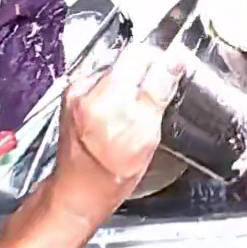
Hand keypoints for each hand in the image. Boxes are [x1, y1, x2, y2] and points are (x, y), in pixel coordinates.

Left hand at [47, 41, 184, 226]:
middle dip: (144, 73)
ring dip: (128, 81)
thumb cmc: (110, 174)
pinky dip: (113, 89)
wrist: (77, 193)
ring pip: (115, 67)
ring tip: (131, 110)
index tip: (167, 76)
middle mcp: (87, 89)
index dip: (160, 63)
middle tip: (149, 101)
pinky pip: (101, 78)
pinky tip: (115, 111)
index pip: (140, 54)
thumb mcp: (147, 135)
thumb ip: (159, 90)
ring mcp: (76, 90)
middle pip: (126, 58)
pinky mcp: (71, 94)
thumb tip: (174, 61)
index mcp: (108, 98)